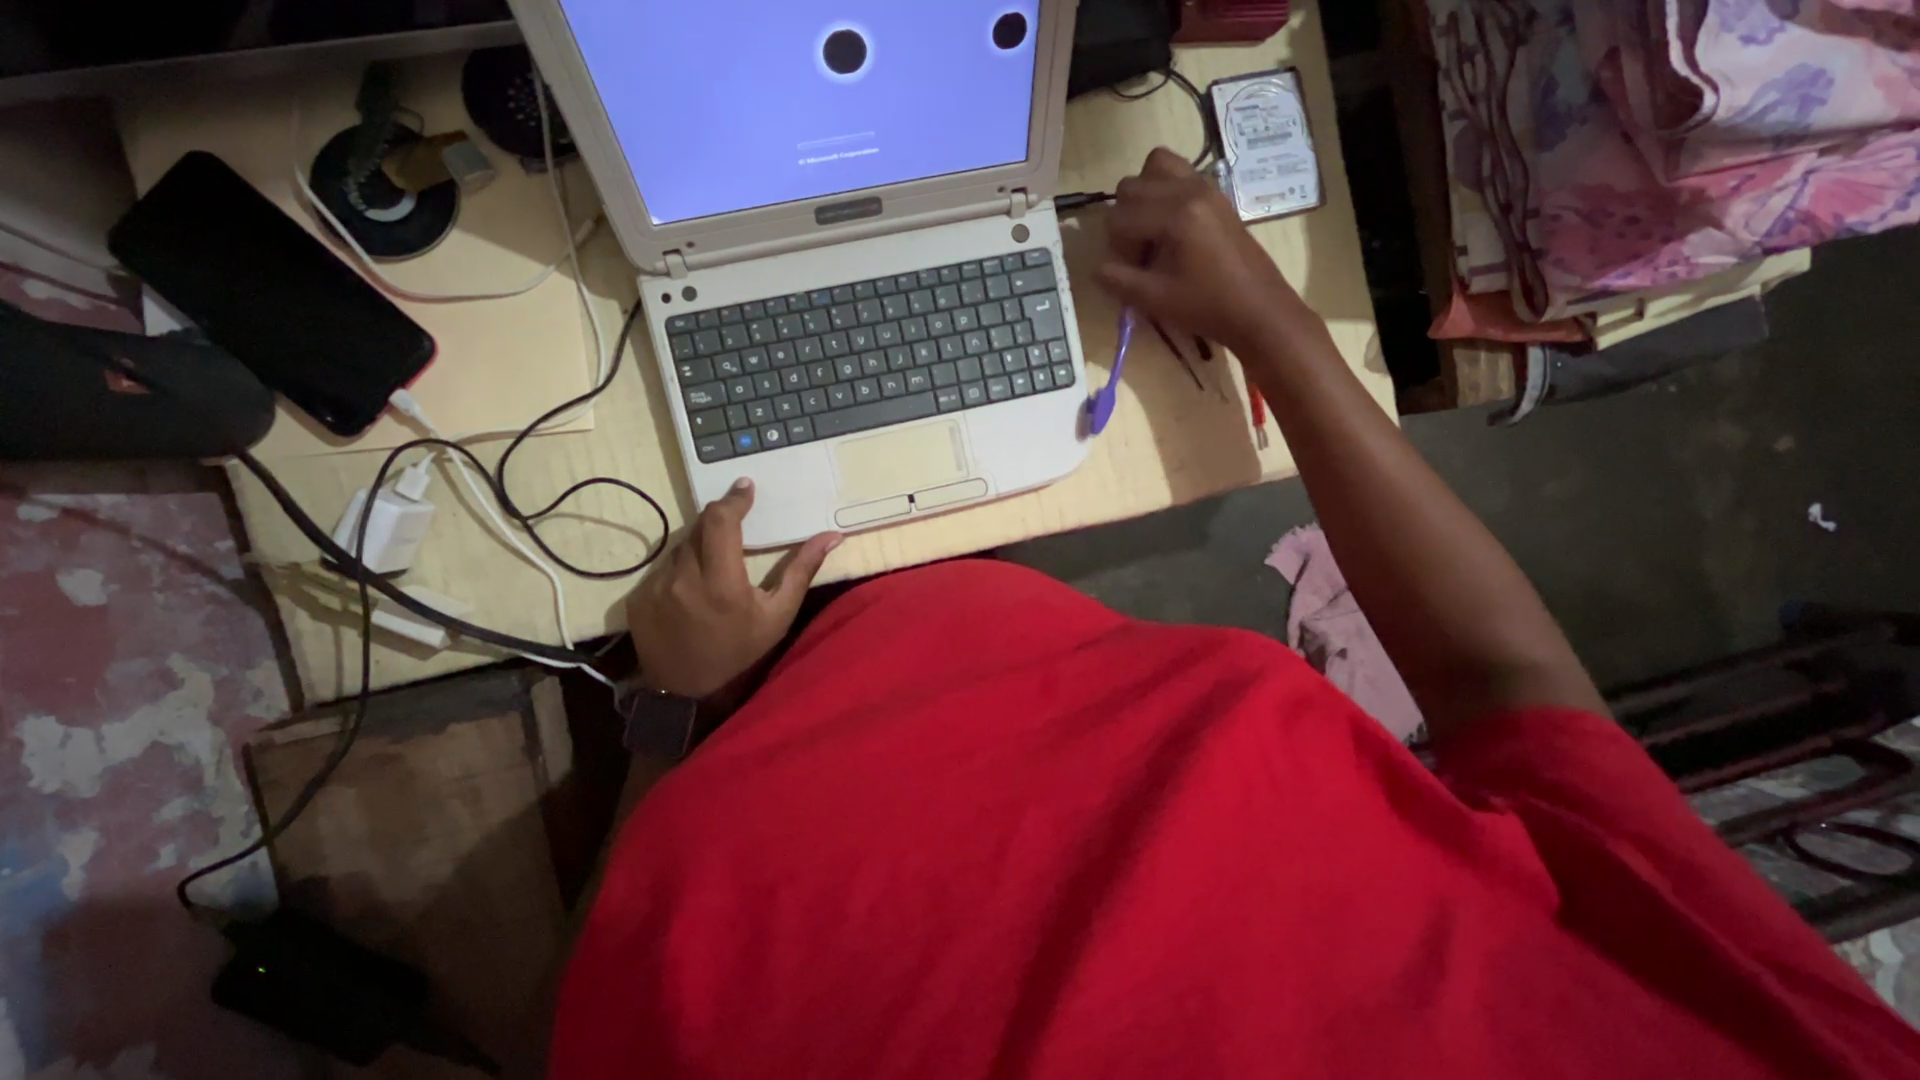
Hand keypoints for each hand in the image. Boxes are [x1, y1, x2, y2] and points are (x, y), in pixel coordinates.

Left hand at [625, 478, 840, 702]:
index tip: (745, 487)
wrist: (686, 691)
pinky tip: (691, 591)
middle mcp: (684, 579)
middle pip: (699, 528)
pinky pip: (662, 567)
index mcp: (722, 583)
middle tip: (735, 528)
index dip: (733, 499)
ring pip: (680, 547)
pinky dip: (680, 569)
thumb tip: (831, 536)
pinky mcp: (638, 596)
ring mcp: (655, 587)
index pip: (720, 521)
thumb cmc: (740, 653)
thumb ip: (801, 571)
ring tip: (714, 568)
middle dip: (719, 523)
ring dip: (699, 547)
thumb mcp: (778, 615)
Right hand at [1098, 147, 1317, 356]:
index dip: (1115, 248)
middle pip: (1131, 187)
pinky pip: (1179, 172)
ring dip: (1143, 195)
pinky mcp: (1216, 192)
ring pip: (1155, 166)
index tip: (1130, 272)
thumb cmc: (1206, 306)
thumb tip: (1096, 268)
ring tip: (1151, 228)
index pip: (1118, 217)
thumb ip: (1117, 280)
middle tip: (1139, 253)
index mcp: (1175, 214)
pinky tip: (1170, 226)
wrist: (1257, 308)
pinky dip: (1164, 190)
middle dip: (1125, 219)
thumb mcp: (1154, 299)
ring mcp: (1205, 186)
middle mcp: (1189, 189)